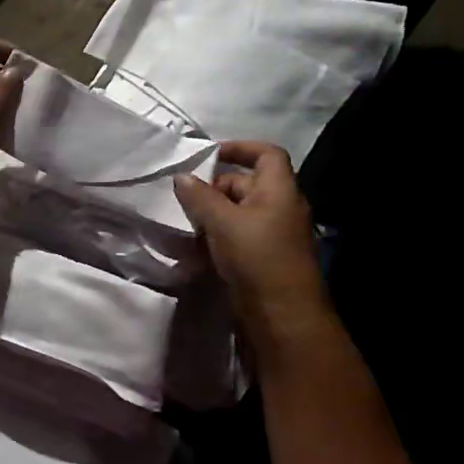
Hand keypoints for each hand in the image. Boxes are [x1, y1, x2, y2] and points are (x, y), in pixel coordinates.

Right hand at [175, 141, 333, 341]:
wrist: (281, 315)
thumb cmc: (256, 257)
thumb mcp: (222, 221)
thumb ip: (199, 196)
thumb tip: (182, 177)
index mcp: (279, 191)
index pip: (266, 154)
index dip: (239, 148)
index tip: (208, 154)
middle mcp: (279, 208)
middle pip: (245, 183)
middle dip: (213, 188)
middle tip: (185, 200)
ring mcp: (272, 234)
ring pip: (236, 212)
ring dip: (209, 215)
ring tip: (184, 226)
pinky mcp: (261, 257)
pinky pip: (235, 235)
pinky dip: (215, 236)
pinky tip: (193, 250)